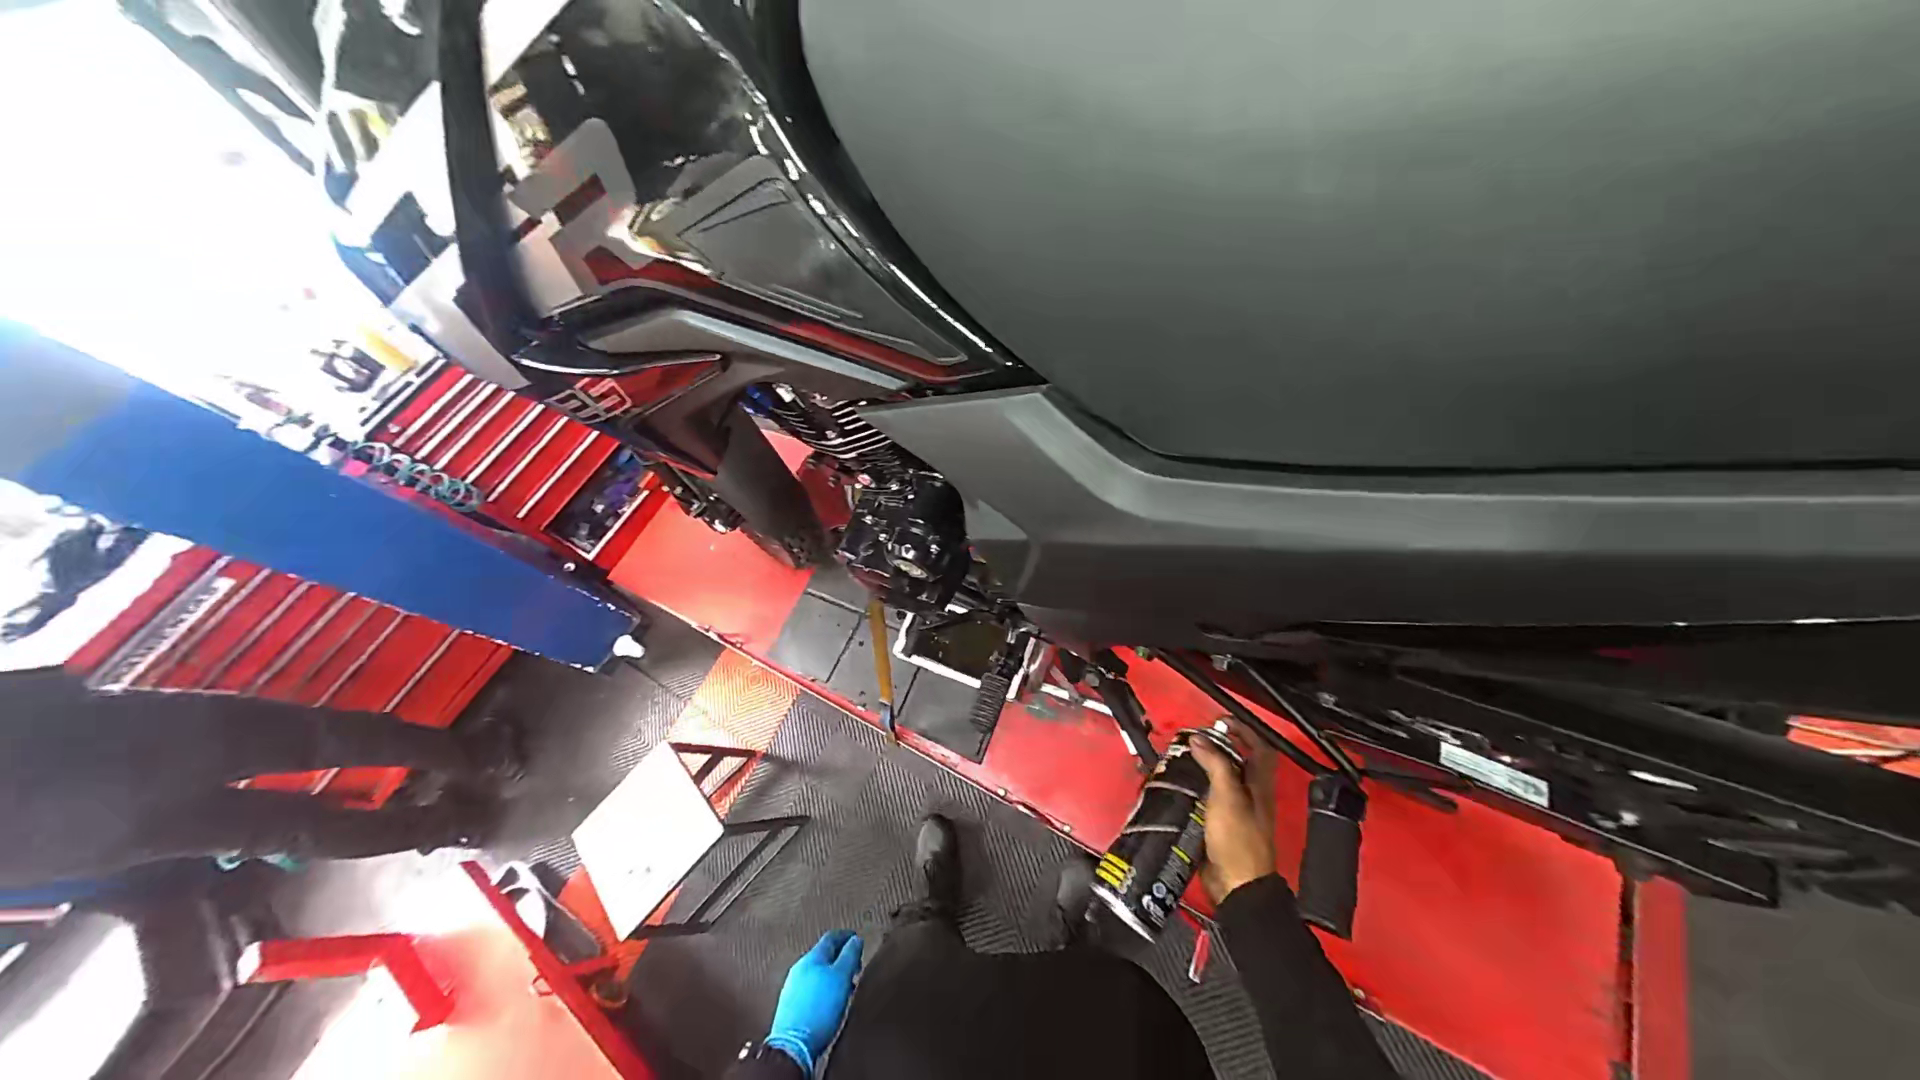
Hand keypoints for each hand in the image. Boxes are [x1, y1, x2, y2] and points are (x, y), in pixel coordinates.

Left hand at [765, 930, 864, 1071]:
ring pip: (817, 972)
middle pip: (823, 954)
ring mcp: (793, 986)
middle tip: (855, 965)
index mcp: (812, 956)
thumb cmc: (821, 1007)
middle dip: (840, 957)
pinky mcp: (790, 1005)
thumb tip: (856, 939)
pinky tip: (830, 1000)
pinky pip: (811, 987)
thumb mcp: (841, 977)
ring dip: (833, 974)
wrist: (792, 1046)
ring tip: (846, 985)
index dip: (846, 936)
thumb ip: (850, 955)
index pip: (831, 937)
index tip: (857, 939)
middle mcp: (800, 967)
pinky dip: (824, 987)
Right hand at [1191, 725, 1278, 902]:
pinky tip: (1182, 784)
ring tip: (1186, 756)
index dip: (1245, 730)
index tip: (1221, 721)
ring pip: (1223, 778)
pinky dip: (1198, 786)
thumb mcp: (1227, 796)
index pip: (1260, 748)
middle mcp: (1251, 795)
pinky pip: (1210, 797)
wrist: (1236, 885)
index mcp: (1260, 785)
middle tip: (1198, 737)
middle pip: (1240, 761)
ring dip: (1207, 765)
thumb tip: (1201, 739)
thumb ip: (1216, 764)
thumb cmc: (1238, 840)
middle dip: (1221, 745)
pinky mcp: (1221, 824)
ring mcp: (1237, 810)